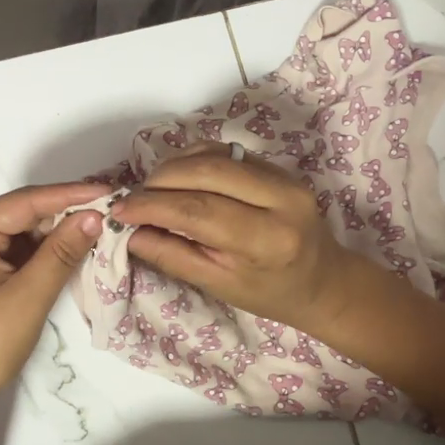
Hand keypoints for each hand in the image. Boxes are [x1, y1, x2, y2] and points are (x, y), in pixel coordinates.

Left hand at [0, 182, 110, 414]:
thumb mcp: (30, 295)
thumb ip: (61, 252)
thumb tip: (95, 216)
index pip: (25, 202)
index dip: (67, 194)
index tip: (108, 190)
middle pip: (26, 211)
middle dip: (67, 209)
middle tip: (112, 205)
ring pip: (29, 229)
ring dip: (63, 228)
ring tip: (104, 221)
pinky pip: (27, 248)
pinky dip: (53, 248)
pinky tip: (81, 243)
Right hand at [112, 144, 388, 341]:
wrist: (324, 280)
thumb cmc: (270, 293)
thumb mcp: (218, 285)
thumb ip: (172, 255)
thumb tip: (129, 232)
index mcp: (267, 240)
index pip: (198, 211)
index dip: (152, 206)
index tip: (120, 209)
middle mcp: (280, 199)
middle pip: (205, 172)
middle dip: (159, 180)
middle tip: (133, 197)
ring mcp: (282, 177)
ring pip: (213, 154)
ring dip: (174, 166)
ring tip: (152, 188)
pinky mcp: (277, 165)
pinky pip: (225, 151)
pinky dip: (193, 160)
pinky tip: (178, 178)